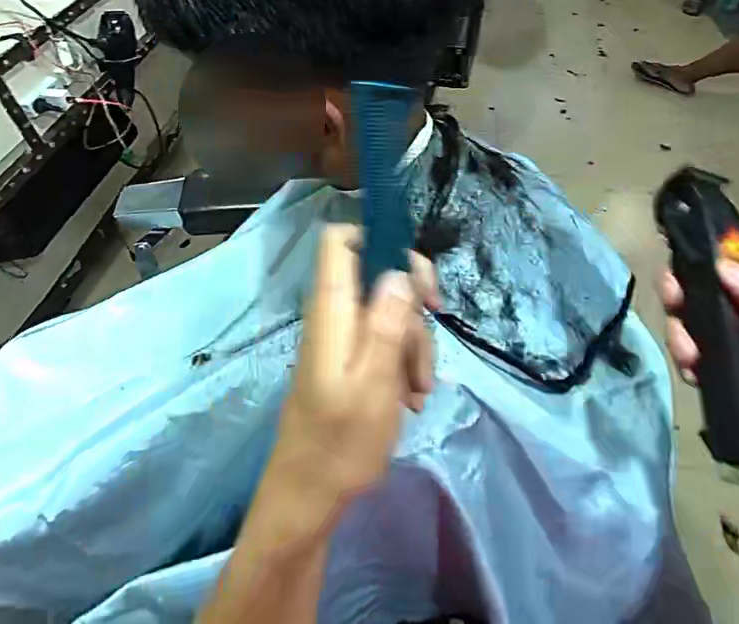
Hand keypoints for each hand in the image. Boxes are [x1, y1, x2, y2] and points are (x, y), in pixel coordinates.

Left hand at [268, 224, 438, 510]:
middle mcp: (336, 314)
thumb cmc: (340, 443)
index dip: (378, 238)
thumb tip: (400, 270)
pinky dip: (404, 364)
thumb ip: (386, 322)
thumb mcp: (374, 383)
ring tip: (418, 392)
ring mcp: (344, 338)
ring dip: (413, 346)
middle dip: (413, 304)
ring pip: (391, 312)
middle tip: (429, 335)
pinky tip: (412, 398)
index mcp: (332, 309)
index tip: (413, 273)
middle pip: (380, 276)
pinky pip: (386, 343)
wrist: (308, 500)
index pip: (340, 239)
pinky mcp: (352, 361)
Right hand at [661, 259, 738, 478]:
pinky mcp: (719, 383)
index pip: (737, 277)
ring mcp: (733, 357)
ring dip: (681, 331)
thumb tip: (723, 265)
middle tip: (670, 294)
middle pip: (708, 300)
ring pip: (694, 329)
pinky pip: (693, 362)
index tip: (686, 259)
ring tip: (686, 349)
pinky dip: (685, 360)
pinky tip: (689, 369)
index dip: (711, 266)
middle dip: (684, 294)